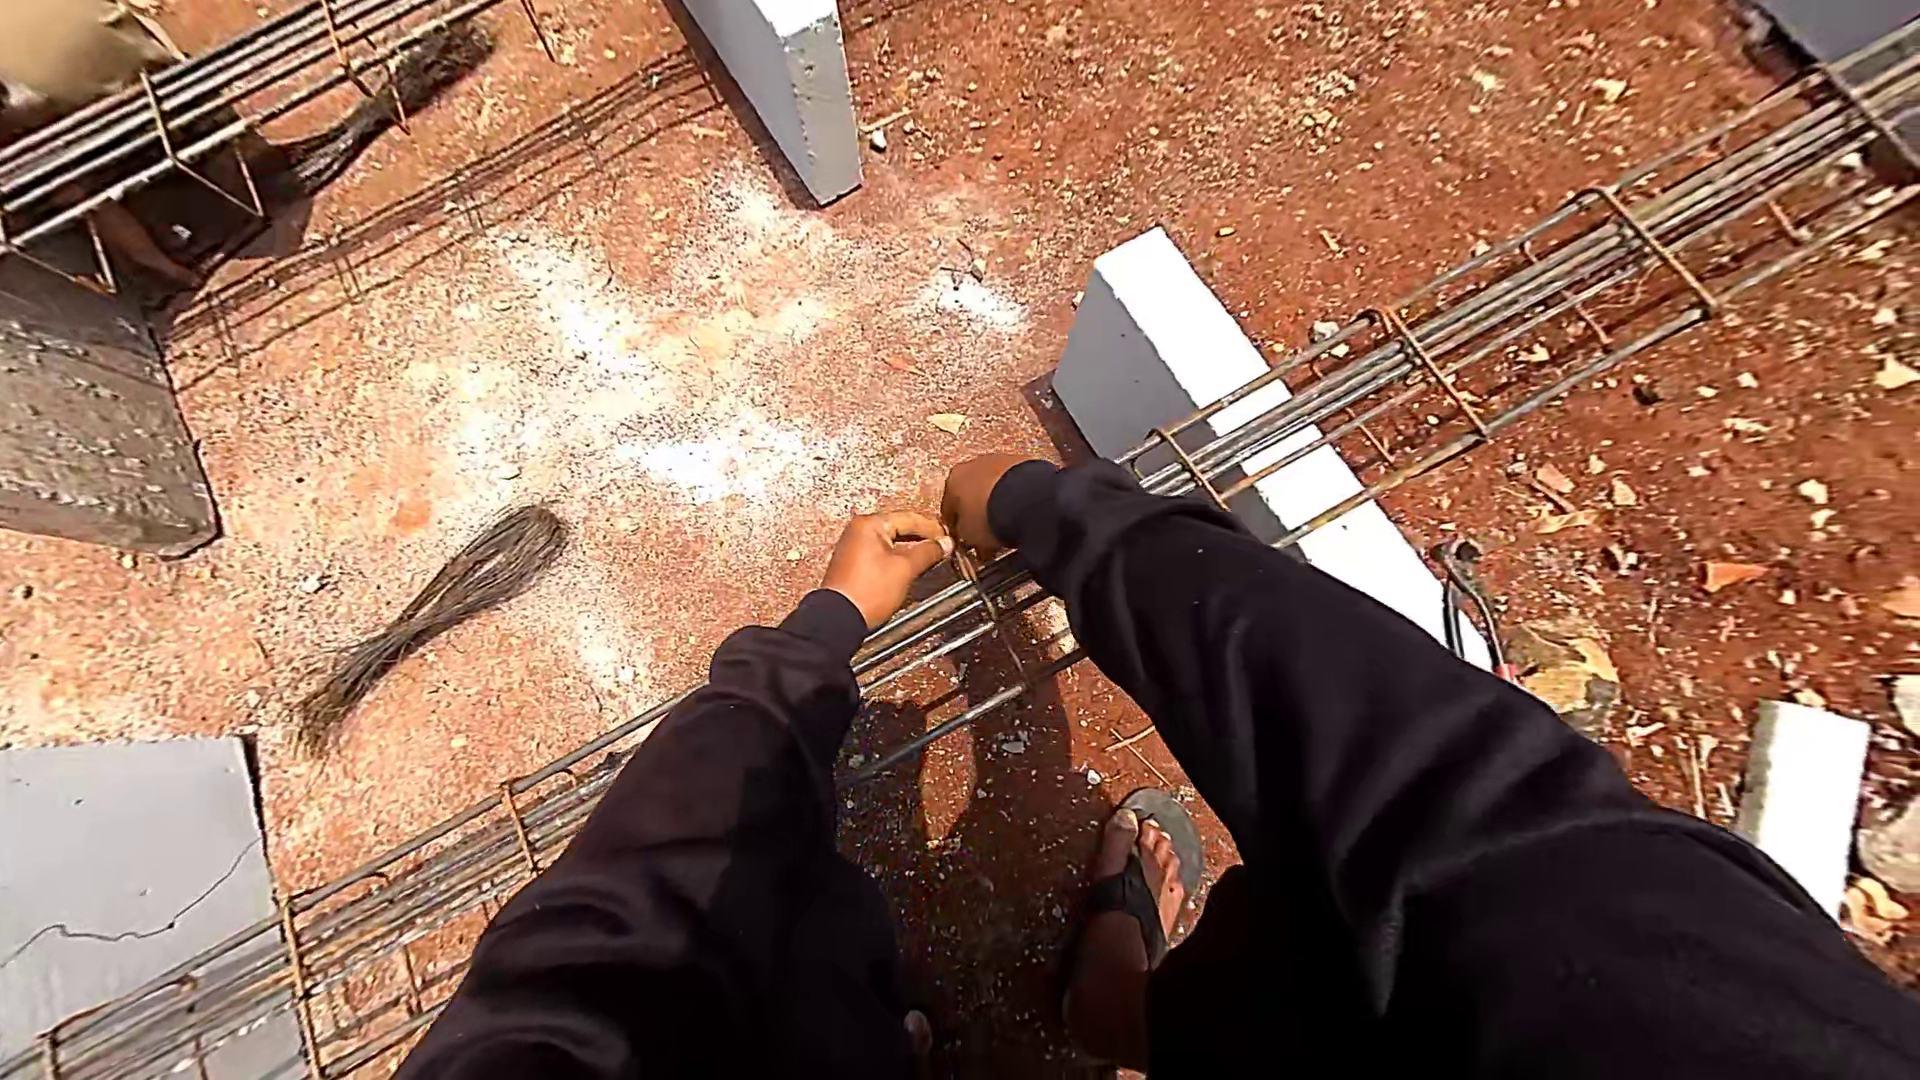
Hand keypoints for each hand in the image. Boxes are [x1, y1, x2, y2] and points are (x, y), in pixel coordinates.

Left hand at [821, 512, 953, 628]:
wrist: (839, 619)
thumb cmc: (867, 591)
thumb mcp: (905, 568)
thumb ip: (928, 552)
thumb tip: (944, 543)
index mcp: (869, 524)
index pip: (909, 518)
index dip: (932, 528)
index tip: (946, 538)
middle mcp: (858, 531)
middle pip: (898, 528)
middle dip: (921, 537)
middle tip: (940, 546)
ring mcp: (853, 547)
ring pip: (890, 542)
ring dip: (910, 549)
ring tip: (928, 557)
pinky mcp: (853, 564)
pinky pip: (881, 553)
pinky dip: (896, 558)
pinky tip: (908, 567)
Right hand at [941, 453, 1028, 554]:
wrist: (1026, 501)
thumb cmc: (991, 516)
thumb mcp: (968, 535)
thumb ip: (963, 532)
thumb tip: (966, 533)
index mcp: (952, 481)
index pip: (949, 508)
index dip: (956, 527)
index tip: (964, 539)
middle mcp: (972, 465)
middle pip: (972, 493)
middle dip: (978, 512)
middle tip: (987, 533)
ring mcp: (998, 461)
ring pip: (993, 485)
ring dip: (997, 502)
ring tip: (1008, 524)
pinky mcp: (1022, 461)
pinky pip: (1014, 482)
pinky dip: (1015, 495)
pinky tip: (1022, 511)